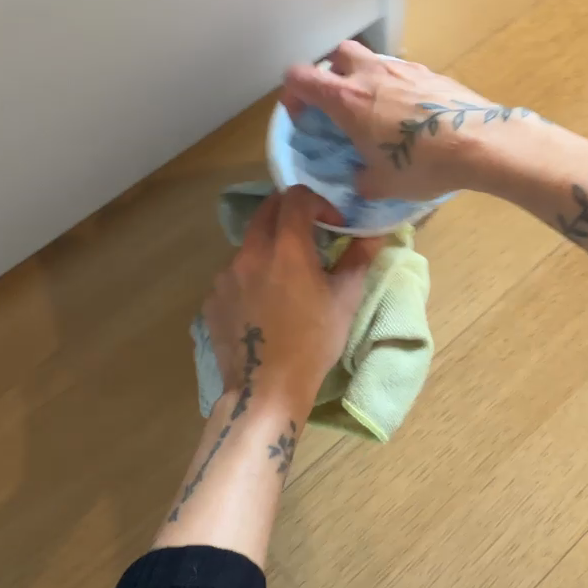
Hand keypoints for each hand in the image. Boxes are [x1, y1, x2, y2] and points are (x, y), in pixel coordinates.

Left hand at [203, 186, 379, 408]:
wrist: (267, 389)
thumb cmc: (314, 341)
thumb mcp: (345, 298)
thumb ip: (358, 258)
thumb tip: (375, 234)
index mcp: (286, 248)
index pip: (296, 198)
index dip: (318, 203)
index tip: (333, 225)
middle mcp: (250, 253)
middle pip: (267, 210)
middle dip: (291, 213)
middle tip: (311, 236)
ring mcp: (225, 276)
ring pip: (249, 243)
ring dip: (271, 246)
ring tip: (287, 278)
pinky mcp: (212, 298)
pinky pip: (234, 273)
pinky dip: (252, 275)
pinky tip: (266, 304)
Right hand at [281, 41, 538, 202]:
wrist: (481, 143)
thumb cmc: (423, 164)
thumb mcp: (384, 185)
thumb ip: (363, 179)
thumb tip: (362, 178)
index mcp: (348, 98)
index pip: (300, 76)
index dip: (294, 94)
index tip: (304, 115)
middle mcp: (372, 74)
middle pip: (338, 54)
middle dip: (333, 73)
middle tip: (341, 103)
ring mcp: (405, 69)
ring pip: (374, 60)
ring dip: (368, 78)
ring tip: (379, 110)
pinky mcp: (434, 73)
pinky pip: (405, 72)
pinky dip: (399, 86)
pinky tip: (414, 114)